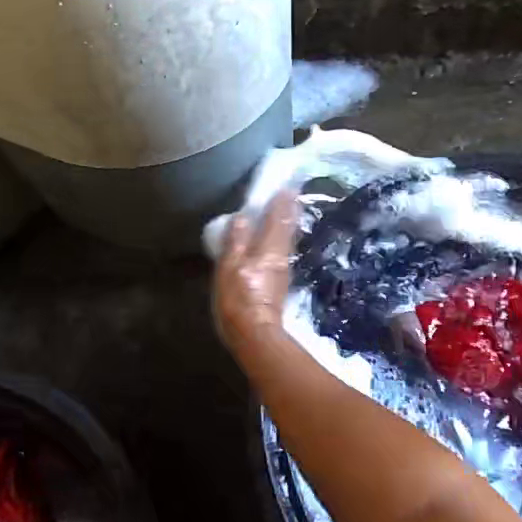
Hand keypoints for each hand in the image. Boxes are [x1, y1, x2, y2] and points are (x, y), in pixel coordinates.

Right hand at [214, 190, 299, 359]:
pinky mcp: (280, 284)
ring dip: (288, 224)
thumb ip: (236, 242)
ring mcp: (283, 271)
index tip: (287, 186)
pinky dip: (283, 240)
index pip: (277, 219)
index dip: (281, 202)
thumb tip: (243, 217)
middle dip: (289, 211)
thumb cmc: (238, 300)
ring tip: (288, 211)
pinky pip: (283, 252)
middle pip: (287, 228)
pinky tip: (280, 240)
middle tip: (292, 194)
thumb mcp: (229, 269)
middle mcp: (281, 257)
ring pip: (288, 240)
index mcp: (268, 249)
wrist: (255, 335)